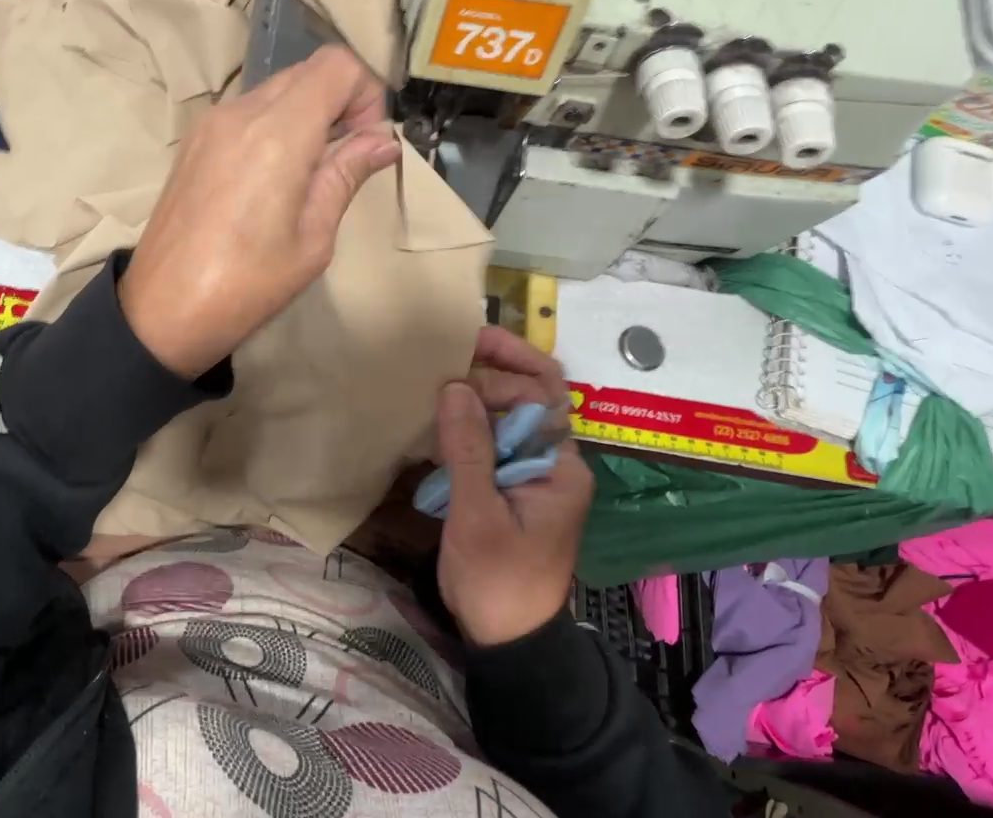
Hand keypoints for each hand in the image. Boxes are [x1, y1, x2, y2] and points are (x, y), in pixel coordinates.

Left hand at [119, 46, 400, 377]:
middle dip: (341, 101)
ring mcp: (211, 123)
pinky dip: (276, 124)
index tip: (367, 141)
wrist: (163, 310)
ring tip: (311, 173)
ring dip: (308, 113)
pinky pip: (249, 111)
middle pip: (308, 70)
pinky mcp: (195, 141)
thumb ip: (345, 176)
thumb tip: (383, 141)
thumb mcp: (312, 239)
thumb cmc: (247, 285)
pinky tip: (276, 177)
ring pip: (278, 88)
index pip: (338, 66)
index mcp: (278, 133)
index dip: (366, 93)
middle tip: (346, 158)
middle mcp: (241, 112)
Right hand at [435, 328, 595, 646]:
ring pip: (505, 420)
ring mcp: (532, 477)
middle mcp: (553, 463)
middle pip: (526, 399)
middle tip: (439, 370)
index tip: (465, 349)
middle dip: (486, 377)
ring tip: (431, 385)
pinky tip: (433, 424)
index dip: (509, 363)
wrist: (508, 642)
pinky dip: (465, 429)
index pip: (544, 392)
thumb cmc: (498, 581)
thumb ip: (468, 450)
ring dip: (472, 400)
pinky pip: (490, 445)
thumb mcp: (477, 515)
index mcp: (561, 466)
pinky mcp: (510, 490)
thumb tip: (454, 385)